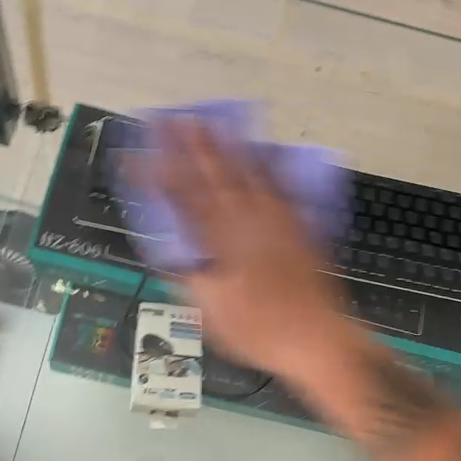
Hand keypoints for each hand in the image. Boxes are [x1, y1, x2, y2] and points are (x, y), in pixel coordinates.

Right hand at [150, 120, 356, 381]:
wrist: (319, 340)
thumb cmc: (262, 332)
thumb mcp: (214, 314)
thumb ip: (193, 279)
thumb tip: (172, 257)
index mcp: (222, 244)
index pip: (184, 202)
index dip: (160, 176)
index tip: (140, 154)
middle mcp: (249, 224)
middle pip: (216, 178)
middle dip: (193, 148)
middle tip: (176, 119)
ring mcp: (278, 221)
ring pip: (249, 174)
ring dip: (228, 147)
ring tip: (213, 122)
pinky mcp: (300, 227)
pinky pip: (283, 187)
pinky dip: (271, 166)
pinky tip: (266, 151)